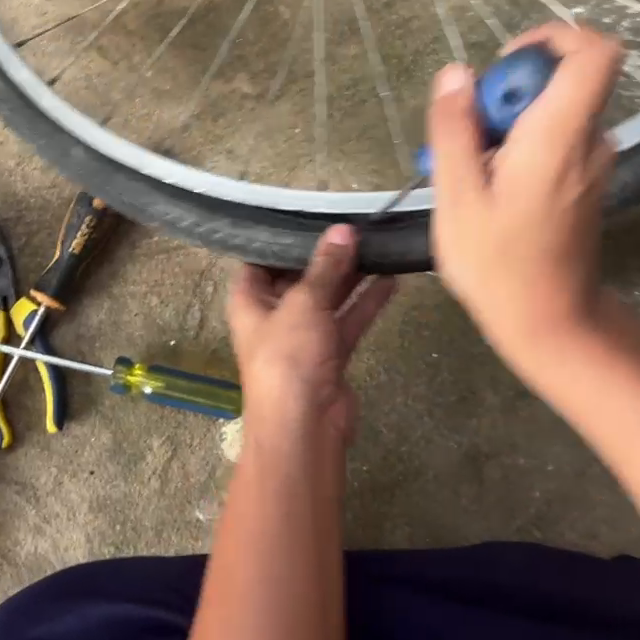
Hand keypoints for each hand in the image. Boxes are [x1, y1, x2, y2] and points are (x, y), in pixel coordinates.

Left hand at [227, 225, 395, 445]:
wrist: (304, 426)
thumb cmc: (288, 357)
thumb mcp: (304, 303)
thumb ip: (326, 267)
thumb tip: (344, 231)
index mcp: (249, 299)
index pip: (262, 259)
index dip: (284, 238)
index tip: (313, 213)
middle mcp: (273, 314)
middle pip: (299, 276)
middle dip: (326, 255)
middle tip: (356, 225)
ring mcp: (302, 336)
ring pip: (328, 298)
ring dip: (350, 276)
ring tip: (378, 245)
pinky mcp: (329, 354)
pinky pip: (347, 320)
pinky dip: (366, 303)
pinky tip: (391, 280)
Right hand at [427, 23, 622, 365]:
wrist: (549, 321)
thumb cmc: (497, 263)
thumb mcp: (456, 195)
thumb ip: (455, 129)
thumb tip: (456, 72)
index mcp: (560, 135)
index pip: (594, 51)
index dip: (551, 38)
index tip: (501, 66)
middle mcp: (589, 139)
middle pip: (562, 78)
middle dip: (506, 92)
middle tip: (467, 137)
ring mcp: (592, 161)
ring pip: (552, 109)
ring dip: (506, 123)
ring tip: (469, 170)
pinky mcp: (584, 179)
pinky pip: (552, 136)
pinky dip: (517, 144)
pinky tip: (487, 186)